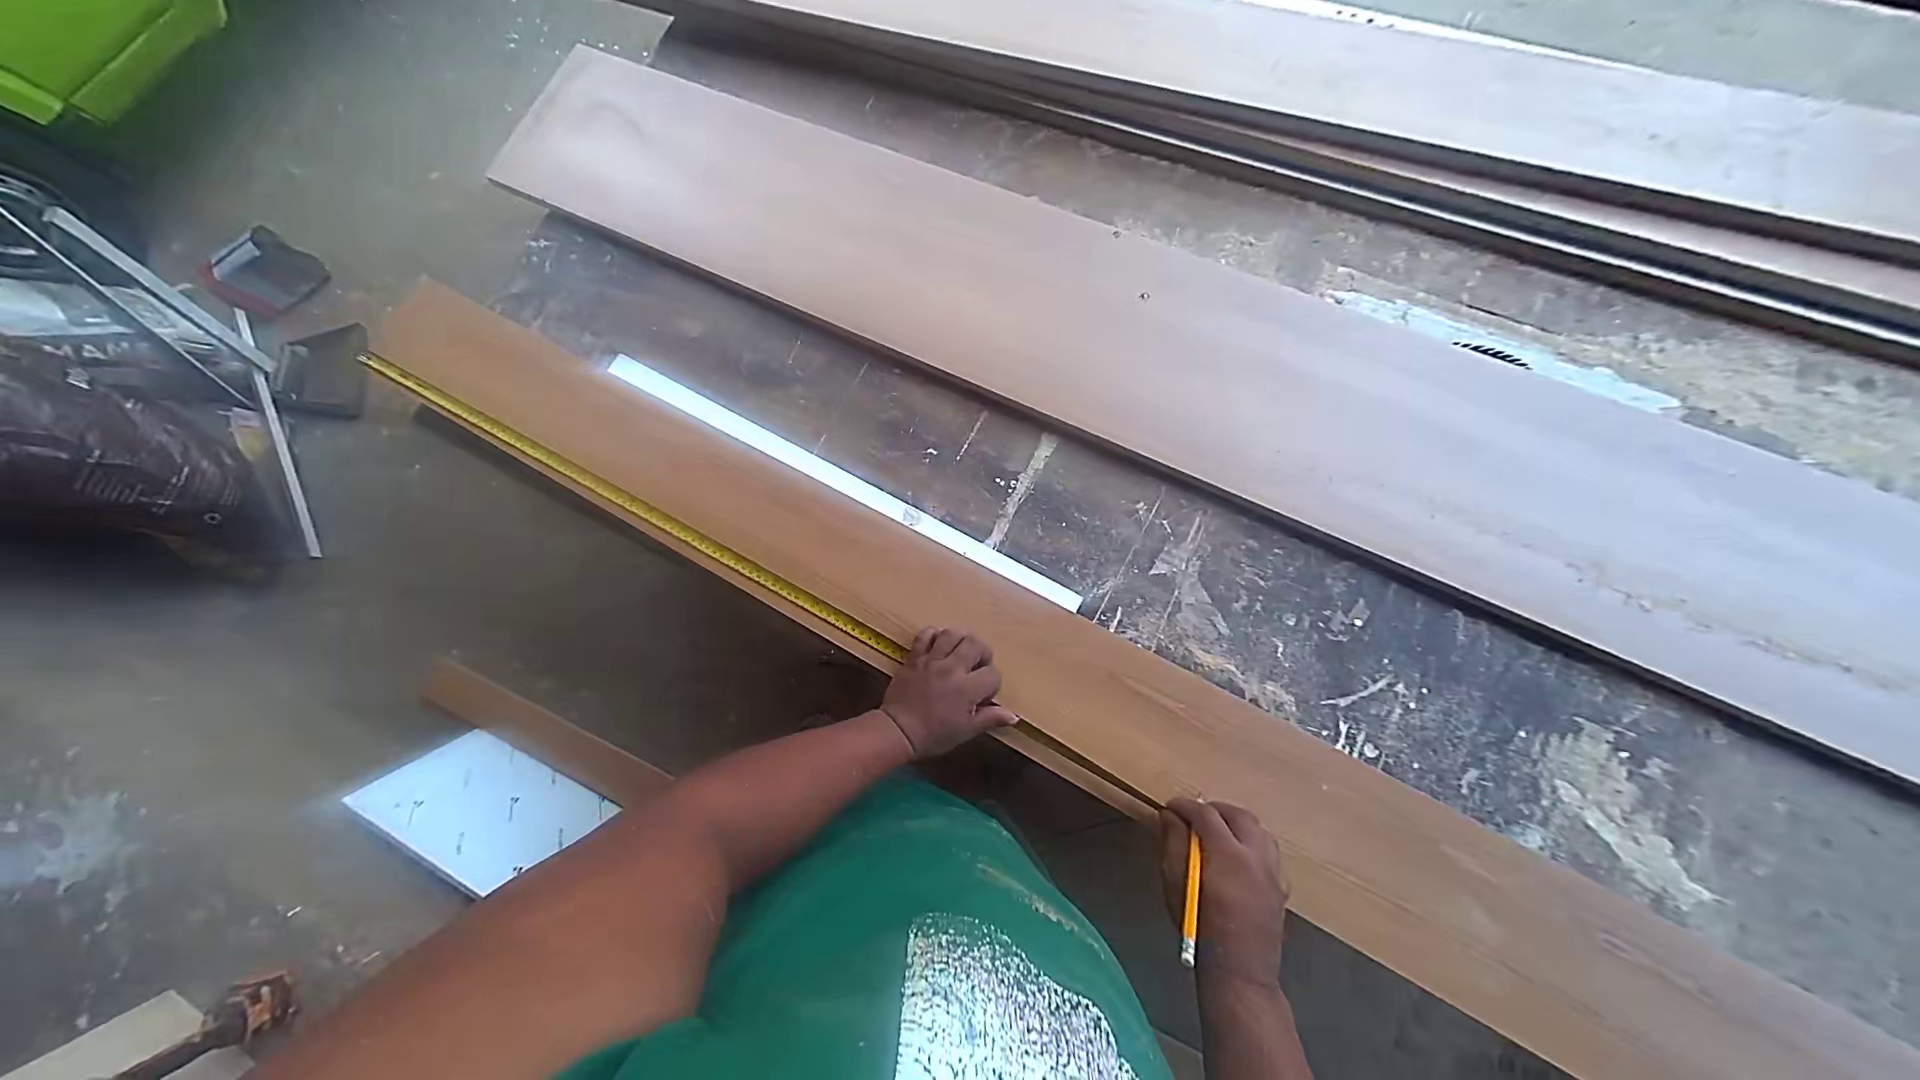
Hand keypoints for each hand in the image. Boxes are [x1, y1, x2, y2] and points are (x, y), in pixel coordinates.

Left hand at [880, 628, 1017, 758]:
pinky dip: (933, 634)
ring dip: (961, 638)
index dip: (992, 683)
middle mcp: (951, 668)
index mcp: (967, 689)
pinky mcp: (914, 657)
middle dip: (983, 652)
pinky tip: (938, 643)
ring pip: (952, 634)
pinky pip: (924, 635)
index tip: (984, 693)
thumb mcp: (966, 731)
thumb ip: (990, 719)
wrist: (897, 731)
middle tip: (978, 664)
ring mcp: (931, 660)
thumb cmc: (934, 735)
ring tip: (961, 649)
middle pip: (975, 644)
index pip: (992, 674)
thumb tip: (1013, 716)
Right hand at [1160, 798, 1289, 987]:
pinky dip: (1250, 842)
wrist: (1239, 970)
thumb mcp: (1174, 882)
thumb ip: (1173, 843)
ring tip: (1215, 831)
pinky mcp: (1281, 886)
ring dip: (1235, 823)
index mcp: (1228, 853)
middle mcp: (1256, 856)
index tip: (1170, 807)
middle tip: (1192, 816)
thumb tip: (1170, 815)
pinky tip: (1236, 856)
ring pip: (1258, 829)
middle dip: (1213, 809)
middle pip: (1237, 815)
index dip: (1185, 806)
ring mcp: (1274, 871)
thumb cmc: (1199, 927)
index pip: (1205, 814)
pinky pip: (1268, 850)